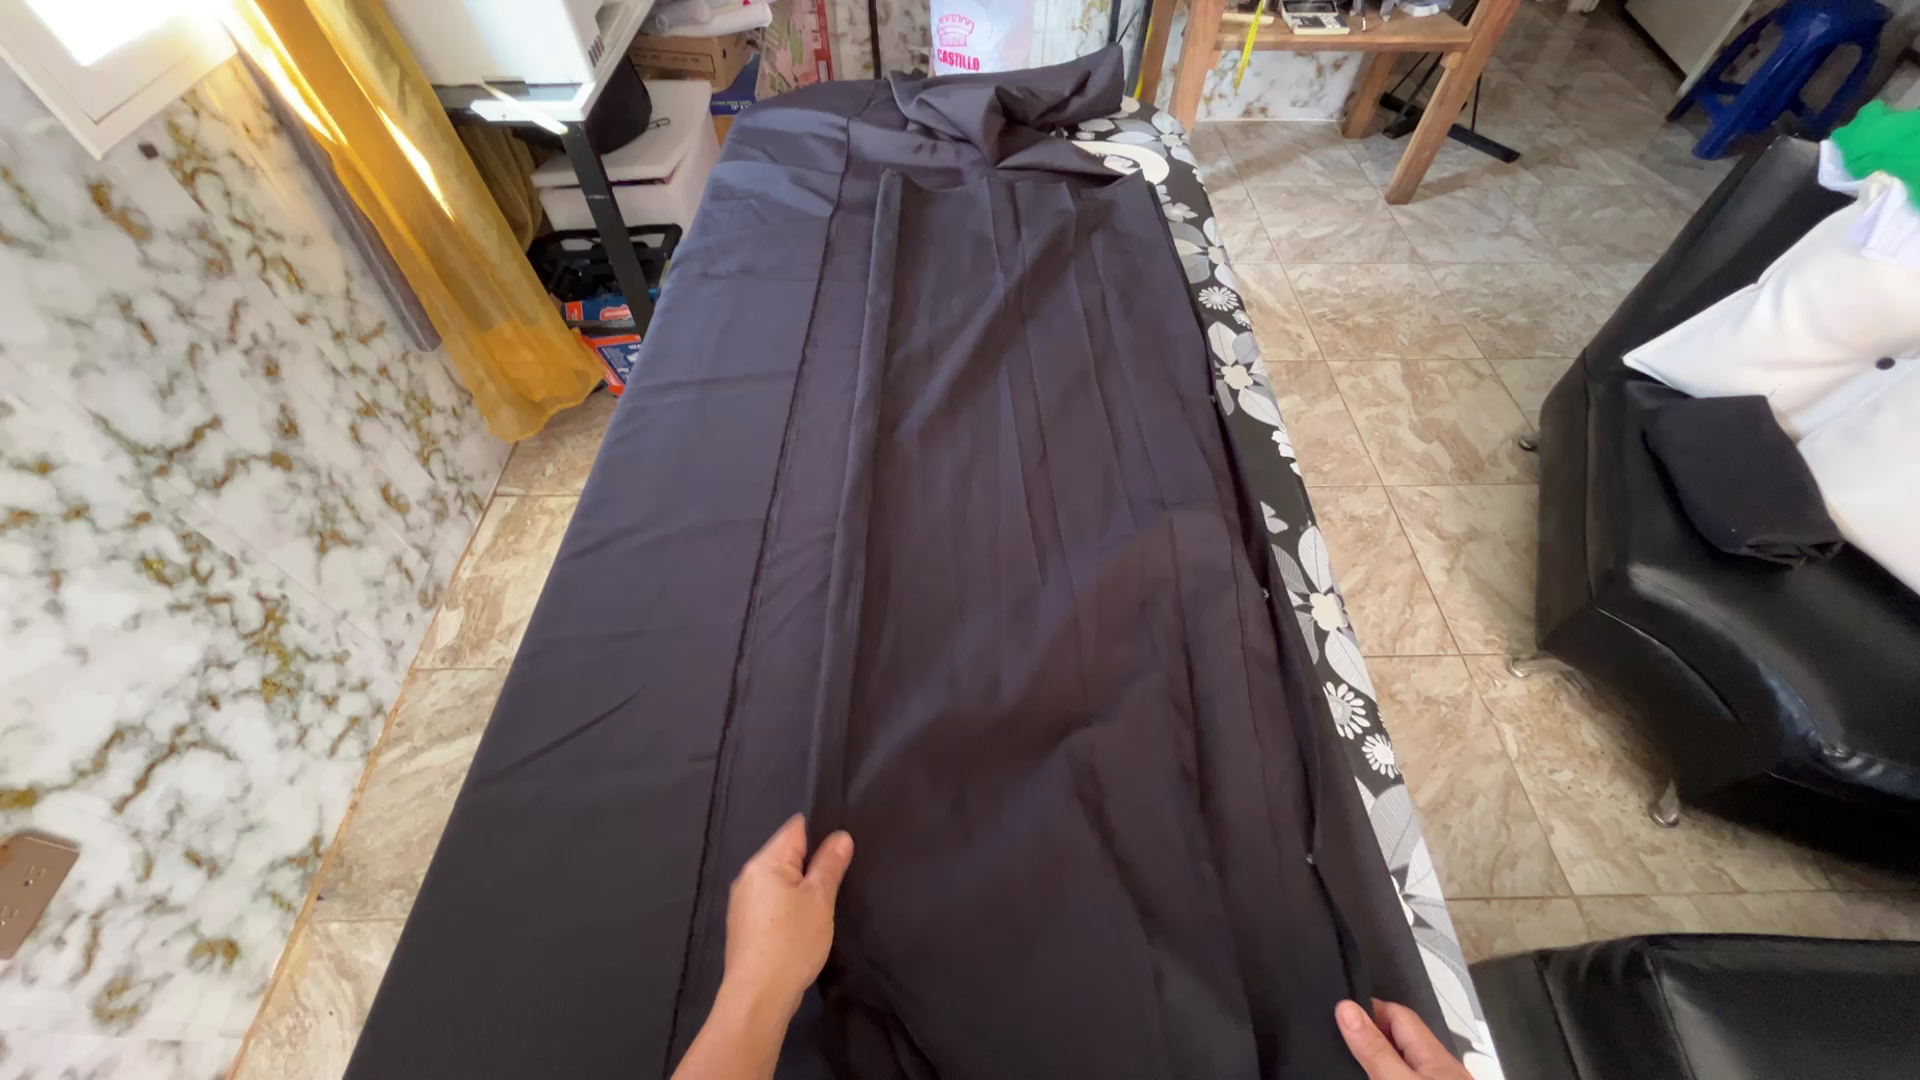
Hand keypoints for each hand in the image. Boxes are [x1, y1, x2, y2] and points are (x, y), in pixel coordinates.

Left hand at [721, 814, 854, 1018]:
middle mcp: (749, 875)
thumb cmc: (791, 942)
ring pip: (780, 878)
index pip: (796, 828)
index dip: (822, 831)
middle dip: (812, 860)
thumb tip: (841, 836)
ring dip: (801, 884)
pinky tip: (804, 921)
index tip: (843, 845)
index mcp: (765, 862)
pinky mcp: (745, 925)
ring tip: (825, 898)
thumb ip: (830, 864)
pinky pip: (771, 900)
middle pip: (787, 853)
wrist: (758, 999)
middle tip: (840, 873)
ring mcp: (743, 902)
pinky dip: (788, 903)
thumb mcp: (819, 899)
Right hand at [1336, 999, 1472, 1079]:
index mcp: (1438, 1057)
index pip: (1398, 1014)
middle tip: (1337, 1040)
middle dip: (1371, 1034)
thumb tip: (1344, 1005)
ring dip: (1379, 1058)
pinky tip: (1372, 1076)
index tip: (1337, 1015)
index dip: (1368, 1009)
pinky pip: (1407, 1077)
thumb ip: (1375, 1049)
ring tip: (1349, 1061)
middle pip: (1402, 1039)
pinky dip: (1389, 1074)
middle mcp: (1444, 1071)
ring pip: (1405, 1063)